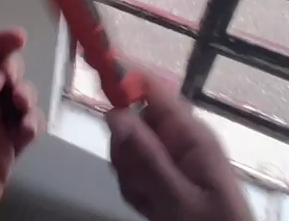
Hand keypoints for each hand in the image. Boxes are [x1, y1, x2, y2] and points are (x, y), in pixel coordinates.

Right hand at [107, 74, 252, 220]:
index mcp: (191, 133)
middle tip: (137, 180)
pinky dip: (136, 190)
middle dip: (125, 149)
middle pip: (134, 119)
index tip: (97, 90)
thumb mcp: (179, 199)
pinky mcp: (166, 176)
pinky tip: (150, 209)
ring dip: (130, 175)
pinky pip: (134, 169)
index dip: (122, 80)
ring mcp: (172, 157)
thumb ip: (146, 157)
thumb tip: (113, 112)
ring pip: (129, 146)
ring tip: (150, 202)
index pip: (151, 86)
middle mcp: (180, 137)